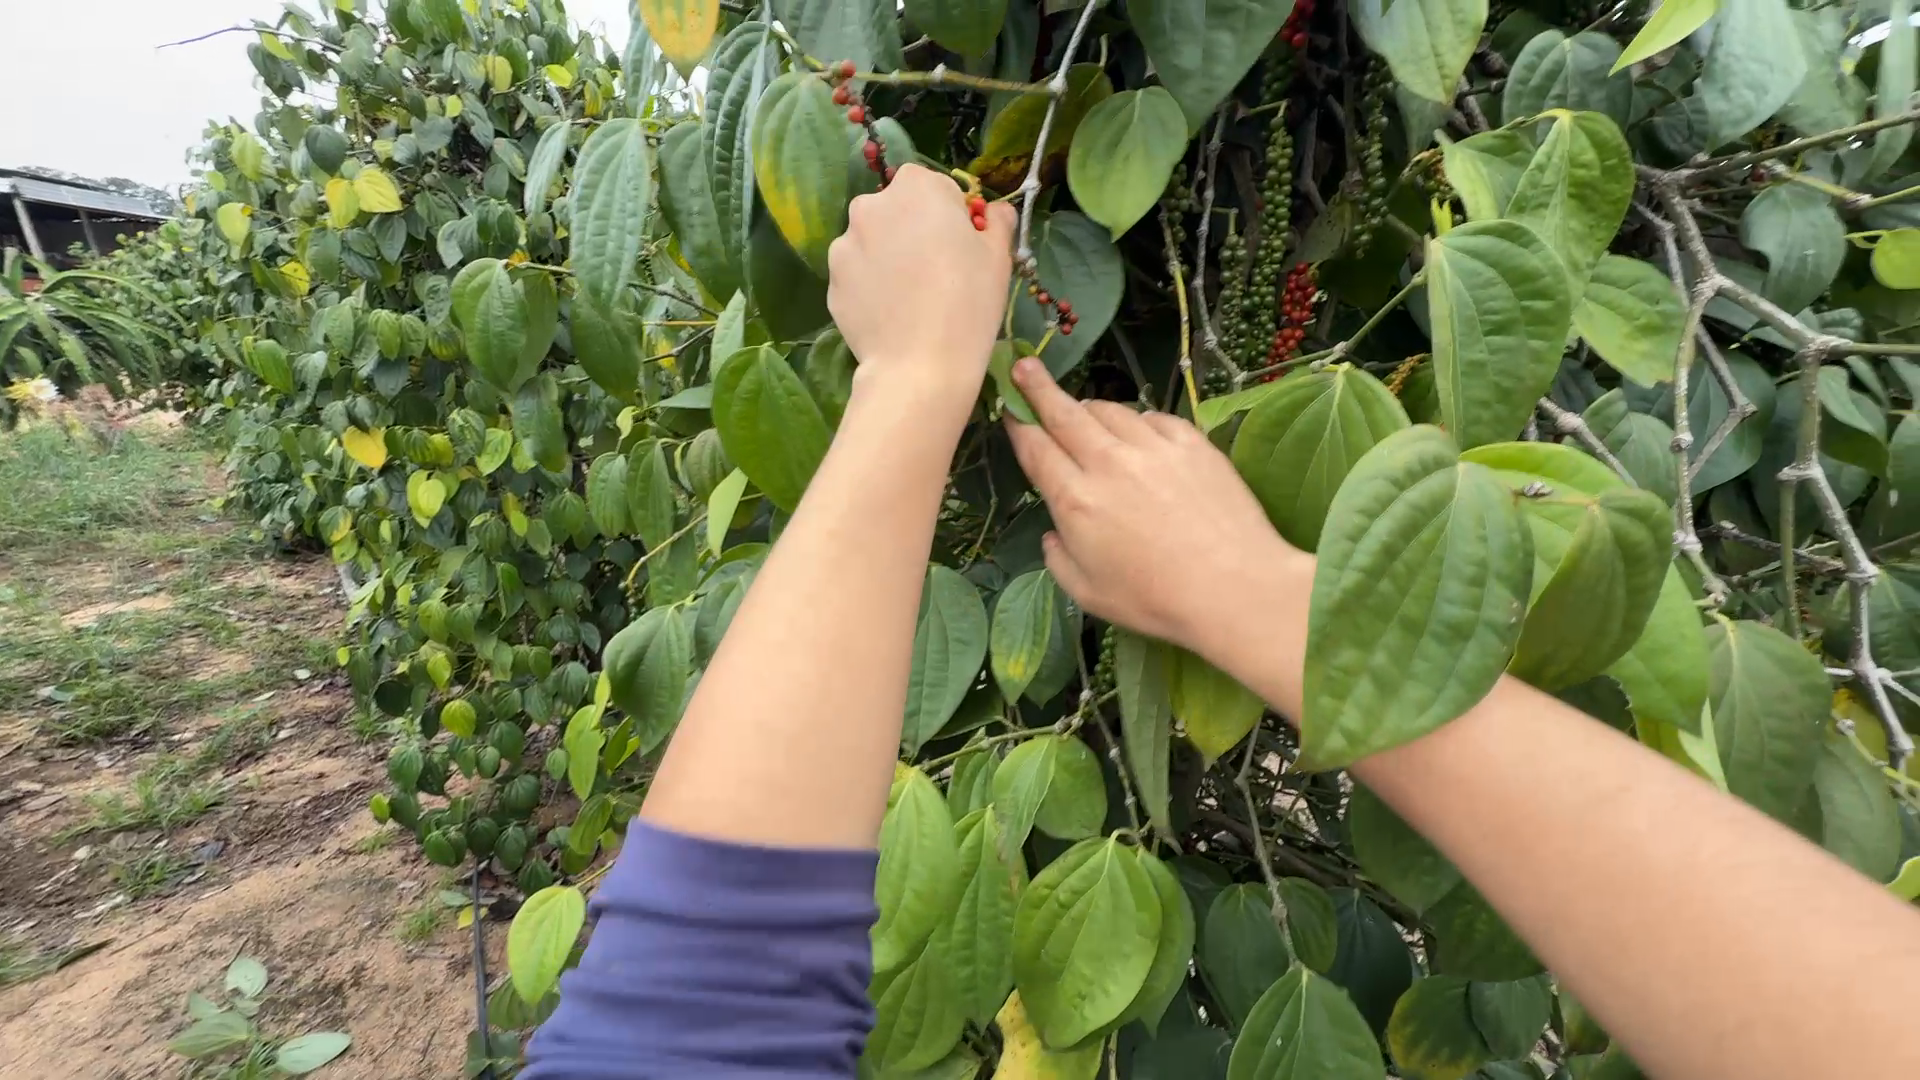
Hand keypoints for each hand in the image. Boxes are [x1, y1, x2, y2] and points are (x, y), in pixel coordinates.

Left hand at [827, 165, 1014, 400]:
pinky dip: (871, 290)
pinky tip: (891, 317)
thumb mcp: (999, 258)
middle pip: (898, 212)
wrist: (920, 368)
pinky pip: (857, 279)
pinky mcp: (832, 284)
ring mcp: (844, 246)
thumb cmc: (968, 305)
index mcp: (916, 187)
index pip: (937, 189)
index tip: (962, 251)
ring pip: (873, 245)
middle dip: (914, 234)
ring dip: (889, 260)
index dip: (952, 219)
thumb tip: (993, 213)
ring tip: (911, 302)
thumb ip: (996, 222)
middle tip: (937, 277)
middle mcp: (871, 206)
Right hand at [1003, 358, 1313, 657]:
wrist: (1235, 588)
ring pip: (1109, 410)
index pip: (1035, 449)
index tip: (1009, 410)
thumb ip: (1057, 559)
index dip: (1017, 425)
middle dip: (1039, 387)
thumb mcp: (1086, 593)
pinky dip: (1136, 422)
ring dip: (1090, 410)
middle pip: (1065, 413)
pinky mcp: (1190, 442)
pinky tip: (1138, 437)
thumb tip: (1052, 532)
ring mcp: (1152, 446)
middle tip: (1024, 365)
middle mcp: (1108, 462)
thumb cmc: (1154, 600)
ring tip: (1085, 416)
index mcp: (1076, 499)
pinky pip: (1152, 417)